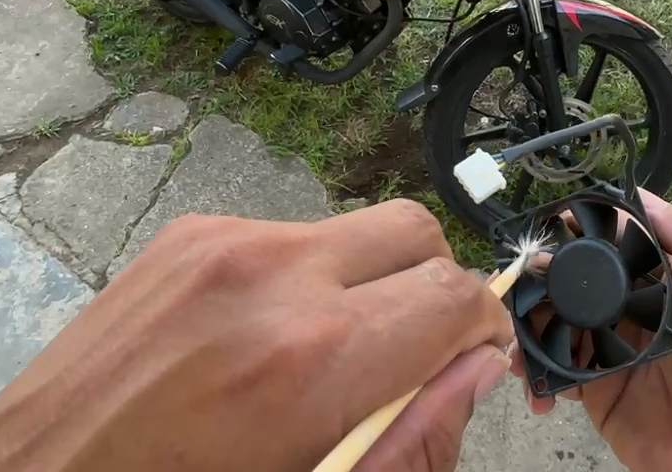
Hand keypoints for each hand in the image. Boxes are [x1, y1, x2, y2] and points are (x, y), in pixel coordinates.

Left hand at [0, 200, 513, 471]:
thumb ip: (412, 442)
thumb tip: (476, 365)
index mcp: (312, 357)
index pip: (454, 292)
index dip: (481, 325)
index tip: (471, 356)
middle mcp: (276, 270)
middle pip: (414, 229)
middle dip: (432, 283)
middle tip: (407, 349)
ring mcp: (226, 236)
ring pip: (352, 228)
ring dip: (362, 282)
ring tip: (316, 354)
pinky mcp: (190, 230)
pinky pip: (288, 232)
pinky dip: (302, 276)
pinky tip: (255, 337)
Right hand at [516, 191, 671, 471]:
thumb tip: (644, 198)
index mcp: (664, 276)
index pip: (617, 235)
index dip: (585, 224)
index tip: (554, 223)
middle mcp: (633, 303)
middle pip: (578, 273)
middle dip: (545, 271)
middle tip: (521, 280)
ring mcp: (610, 344)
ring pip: (557, 316)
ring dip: (530, 319)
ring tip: (515, 333)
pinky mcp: (595, 387)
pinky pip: (554, 368)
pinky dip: (534, 370)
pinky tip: (531, 381)